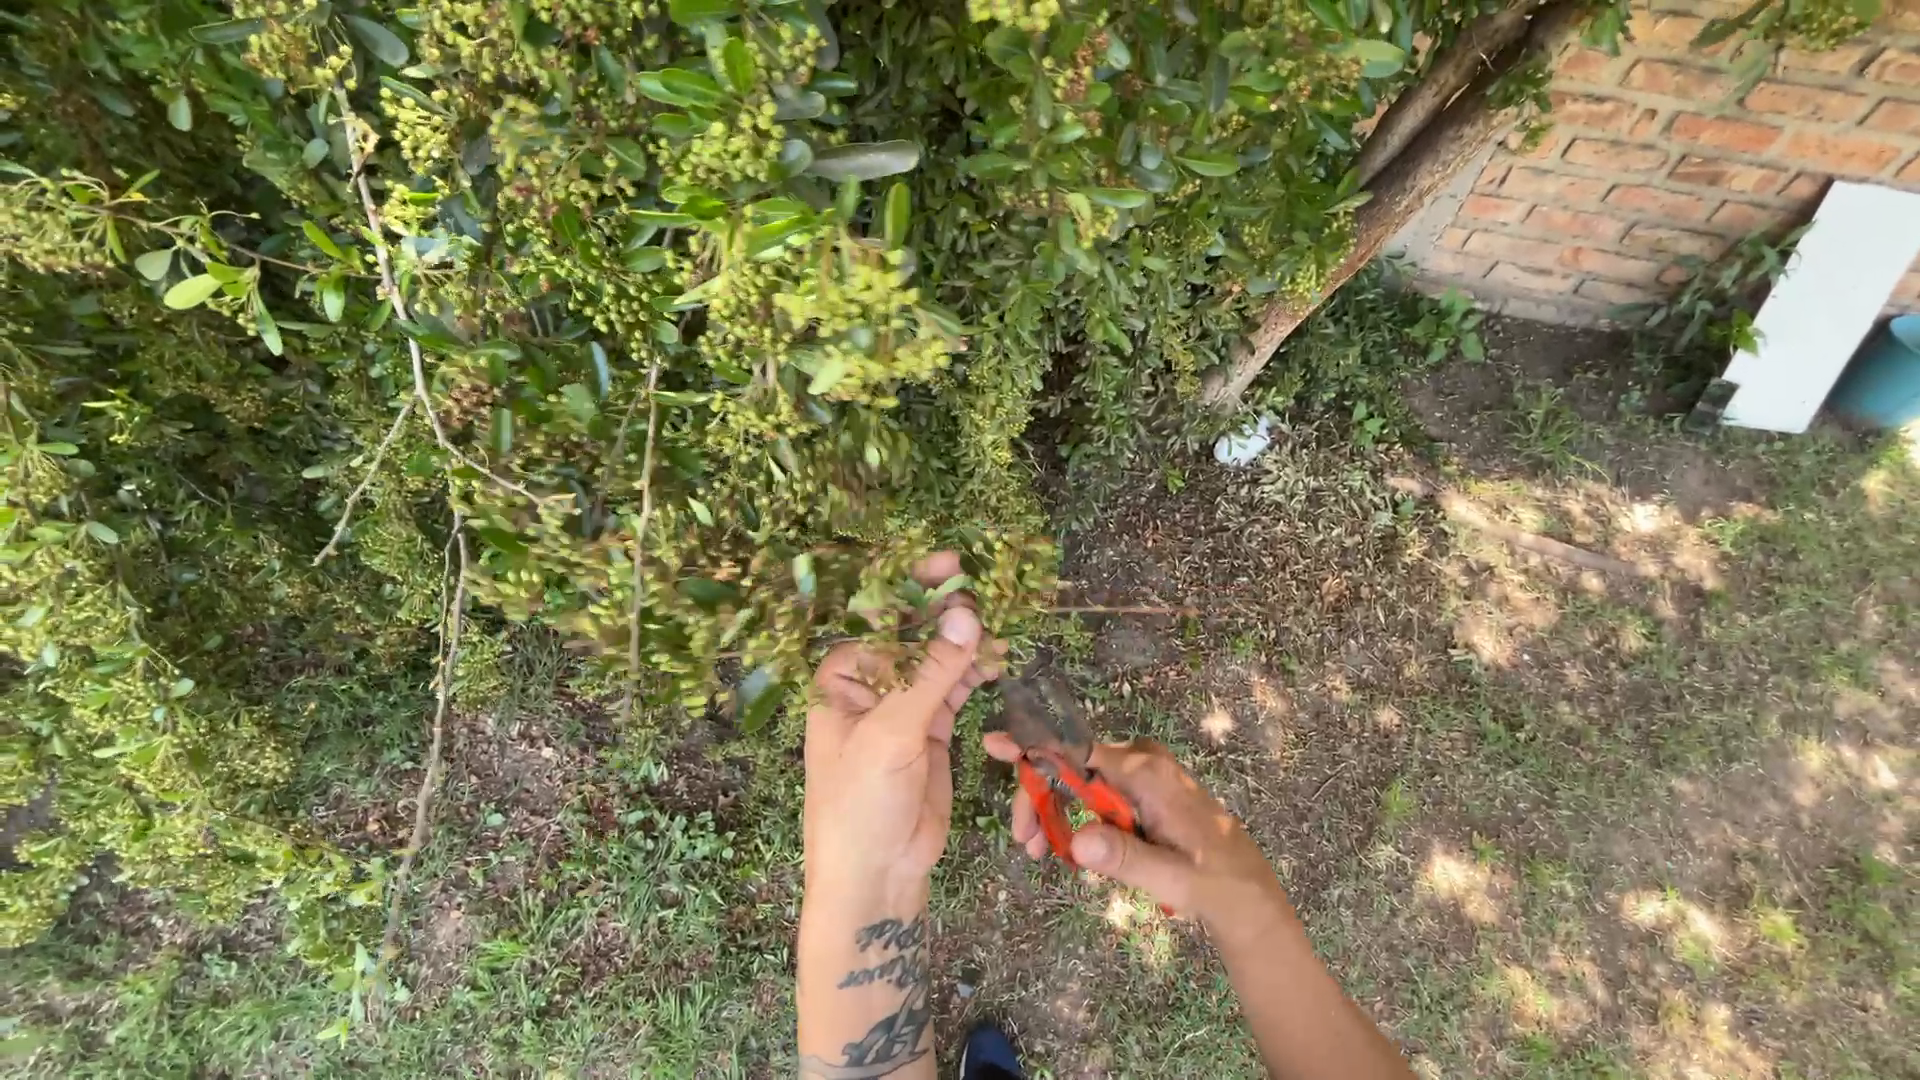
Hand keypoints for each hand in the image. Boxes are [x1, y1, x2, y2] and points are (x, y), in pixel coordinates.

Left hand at [803, 553, 998, 913]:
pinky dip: (977, 670)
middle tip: (988, 591)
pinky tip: (1000, 655)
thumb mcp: (892, 733)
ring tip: (1003, 621)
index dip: (912, 587)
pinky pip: (956, 686)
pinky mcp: (931, 725)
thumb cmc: (860, 801)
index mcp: (842, 675)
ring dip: (967, 640)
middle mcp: (871, 681)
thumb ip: (932, 674)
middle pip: (913, 632)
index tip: (951, 566)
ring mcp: (903, 703)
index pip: (878, 618)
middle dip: (947, 611)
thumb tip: (967, 615)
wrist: (875, 874)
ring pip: (939, 657)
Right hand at [981, 734, 1286, 932]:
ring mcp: (1141, 774)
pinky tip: (1070, 847)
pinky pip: (1095, 793)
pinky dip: (1075, 817)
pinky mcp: (1141, 789)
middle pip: (1071, 766)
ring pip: (1078, 781)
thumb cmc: (1216, 885)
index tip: (995, 745)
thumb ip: (1125, 857)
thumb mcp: (1172, 878)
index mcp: (1147, 773)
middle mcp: (1141, 762)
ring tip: (1043, 853)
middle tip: (1026, 844)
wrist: (1249, 895)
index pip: (1078, 750)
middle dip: (1040, 800)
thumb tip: (1077, 841)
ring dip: (1055, 813)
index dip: (1035, 749)